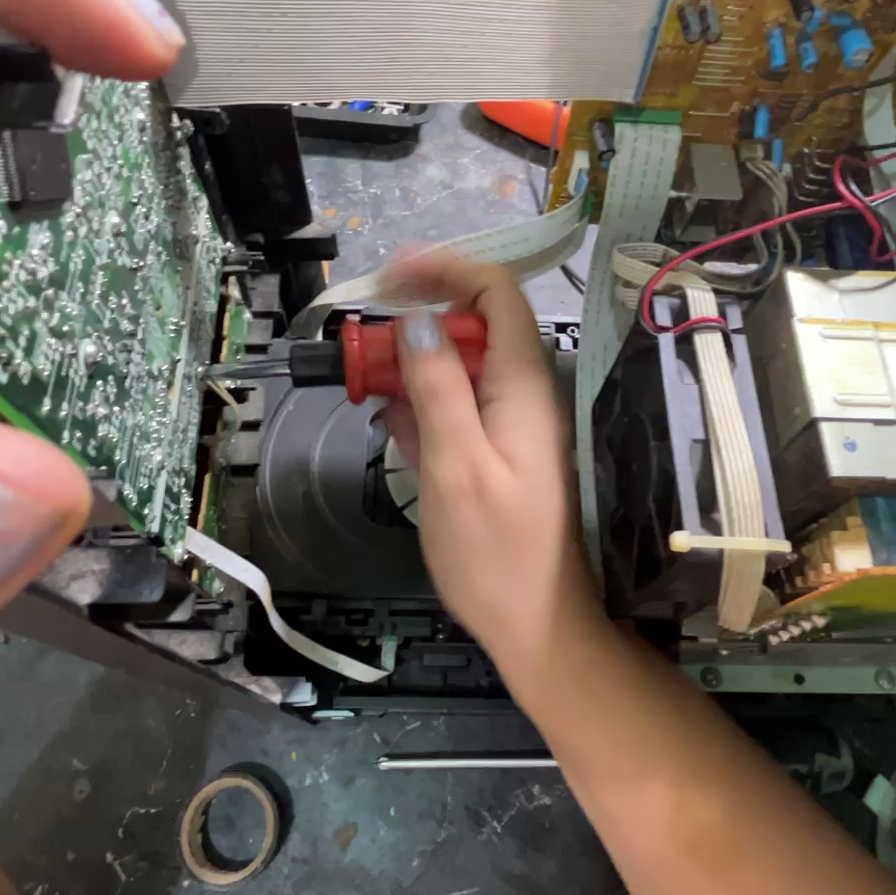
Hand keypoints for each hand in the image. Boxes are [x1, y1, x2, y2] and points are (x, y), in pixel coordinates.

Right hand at [381, 254, 604, 675]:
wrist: (534, 623)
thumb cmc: (495, 553)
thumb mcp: (456, 466)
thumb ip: (439, 387)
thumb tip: (416, 319)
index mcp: (521, 386)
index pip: (497, 294)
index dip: (446, 271)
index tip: (389, 278)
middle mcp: (519, 394)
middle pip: (470, 328)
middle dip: (414, 327)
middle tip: (361, 354)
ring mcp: (507, 424)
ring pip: (457, 368)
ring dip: (410, 367)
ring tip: (366, 385)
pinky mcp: (491, 451)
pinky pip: (454, 408)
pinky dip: (420, 404)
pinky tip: (390, 421)